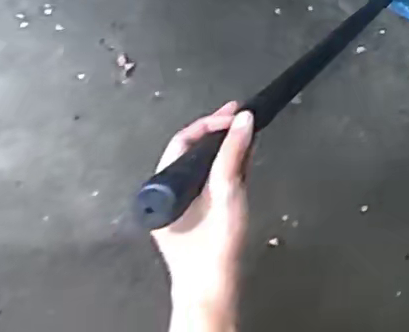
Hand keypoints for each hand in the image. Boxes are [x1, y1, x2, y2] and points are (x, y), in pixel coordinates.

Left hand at [152, 103, 254, 331]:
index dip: (211, 124)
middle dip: (219, 131)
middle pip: (192, 150)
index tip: (235, 115)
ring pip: (202, 164)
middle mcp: (167, 196)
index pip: (184, 141)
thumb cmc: (214, 247)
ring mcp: (180, 207)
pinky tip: (243, 158)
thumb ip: (233, 152)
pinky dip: (226, 164)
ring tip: (246, 133)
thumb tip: (243, 119)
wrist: (213, 292)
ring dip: (225, 147)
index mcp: (163, 190)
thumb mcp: (227, 191)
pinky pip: (209, 178)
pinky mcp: (195, 215)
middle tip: (241, 117)